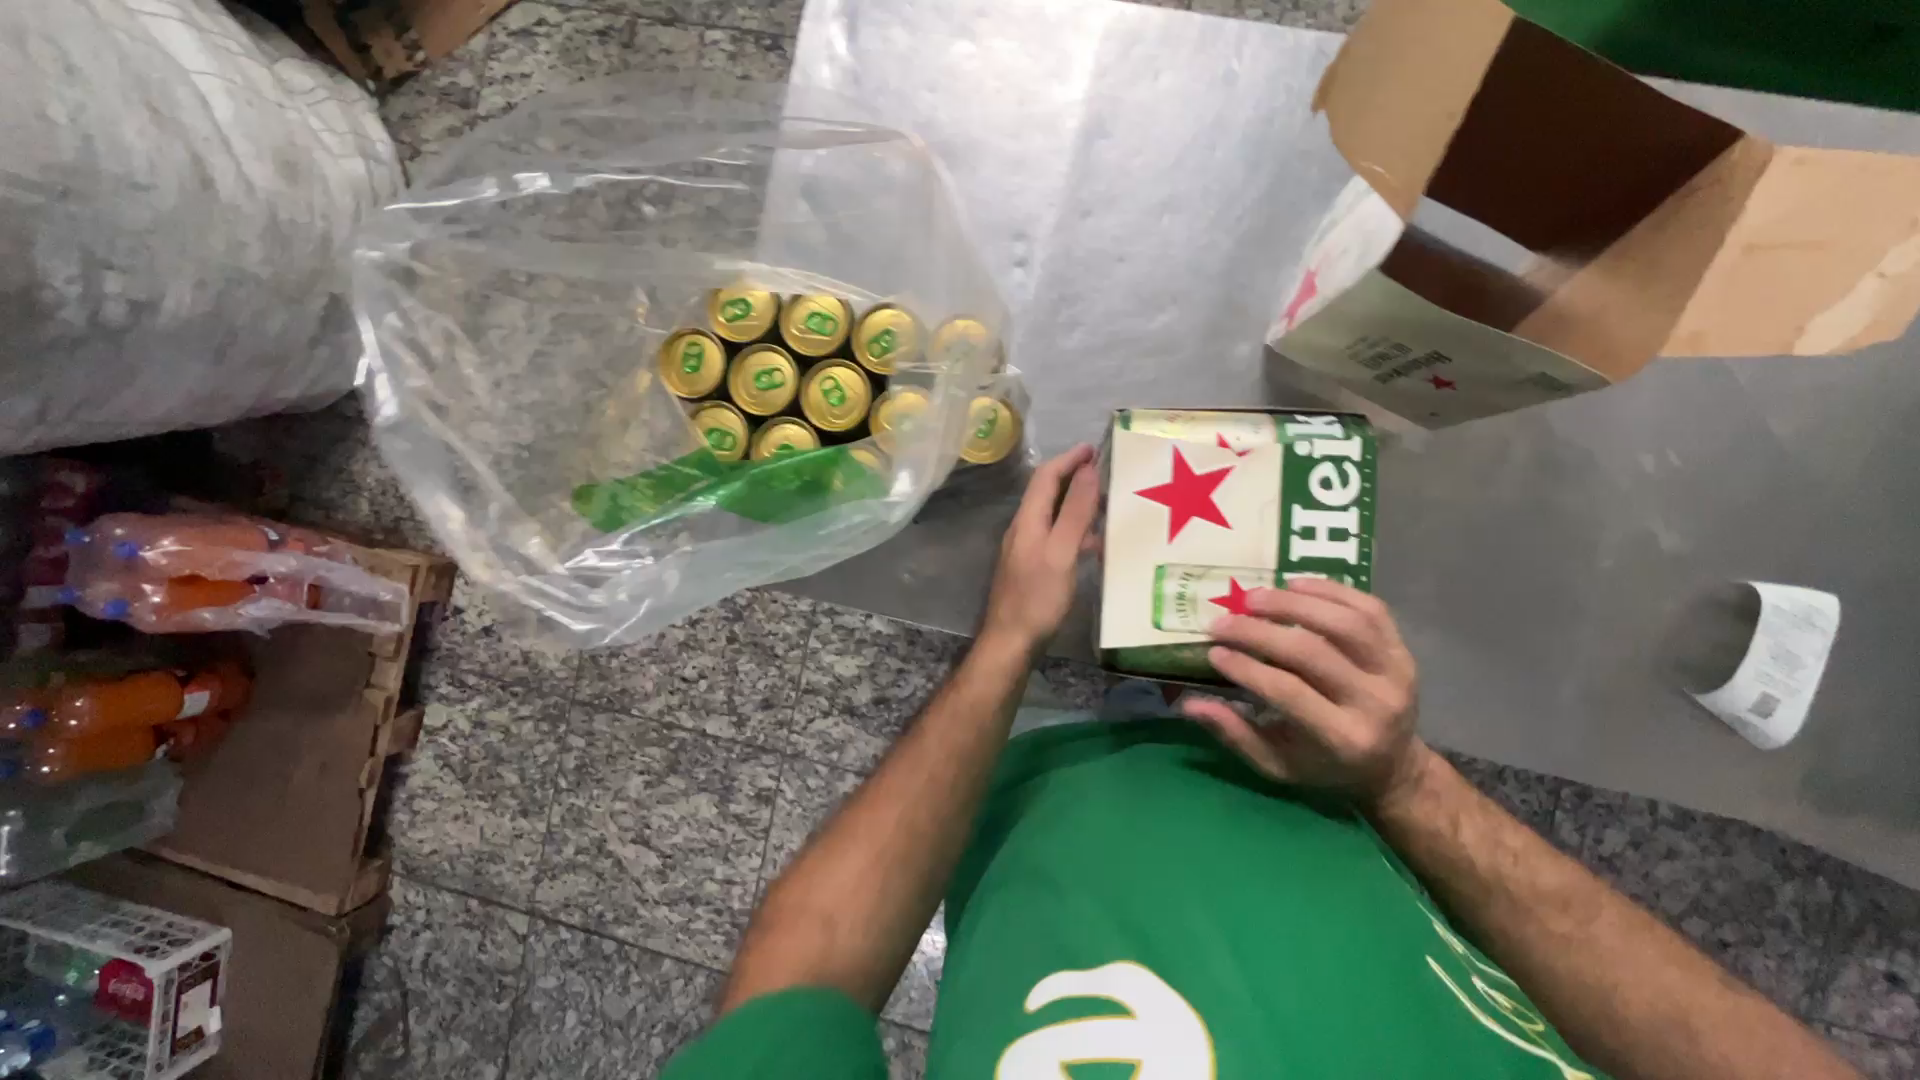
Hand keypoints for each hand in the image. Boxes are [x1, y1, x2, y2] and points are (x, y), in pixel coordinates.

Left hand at [979, 443, 1099, 652]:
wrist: (1011, 641)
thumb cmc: (1038, 597)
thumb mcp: (1061, 552)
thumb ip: (1075, 512)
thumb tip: (1089, 471)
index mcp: (1028, 520)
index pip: (1046, 477)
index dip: (1069, 459)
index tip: (1094, 448)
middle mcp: (1024, 529)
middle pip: (1048, 493)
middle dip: (1075, 477)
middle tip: (1106, 473)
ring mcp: (1027, 549)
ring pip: (1054, 516)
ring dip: (1079, 505)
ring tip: (1109, 505)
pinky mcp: (1034, 568)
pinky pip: (1057, 537)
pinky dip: (1077, 532)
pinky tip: (1096, 544)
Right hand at [1181, 578, 1429, 807]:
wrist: (1394, 766)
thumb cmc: (1324, 766)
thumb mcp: (1277, 765)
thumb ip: (1236, 734)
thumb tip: (1189, 704)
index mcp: (1342, 739)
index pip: (1289, 692)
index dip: (1247, 668)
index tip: (1213, 651)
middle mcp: (1375, 704)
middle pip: (1313, 653)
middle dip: (1260, 632)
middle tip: (1223, 619)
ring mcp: (1396, 672)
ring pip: (1345, 624)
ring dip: (1295, 603)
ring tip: (1255, 596)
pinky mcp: (1404, 650)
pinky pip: (1371, 609)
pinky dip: (1332, 591)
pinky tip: (1295, 585)